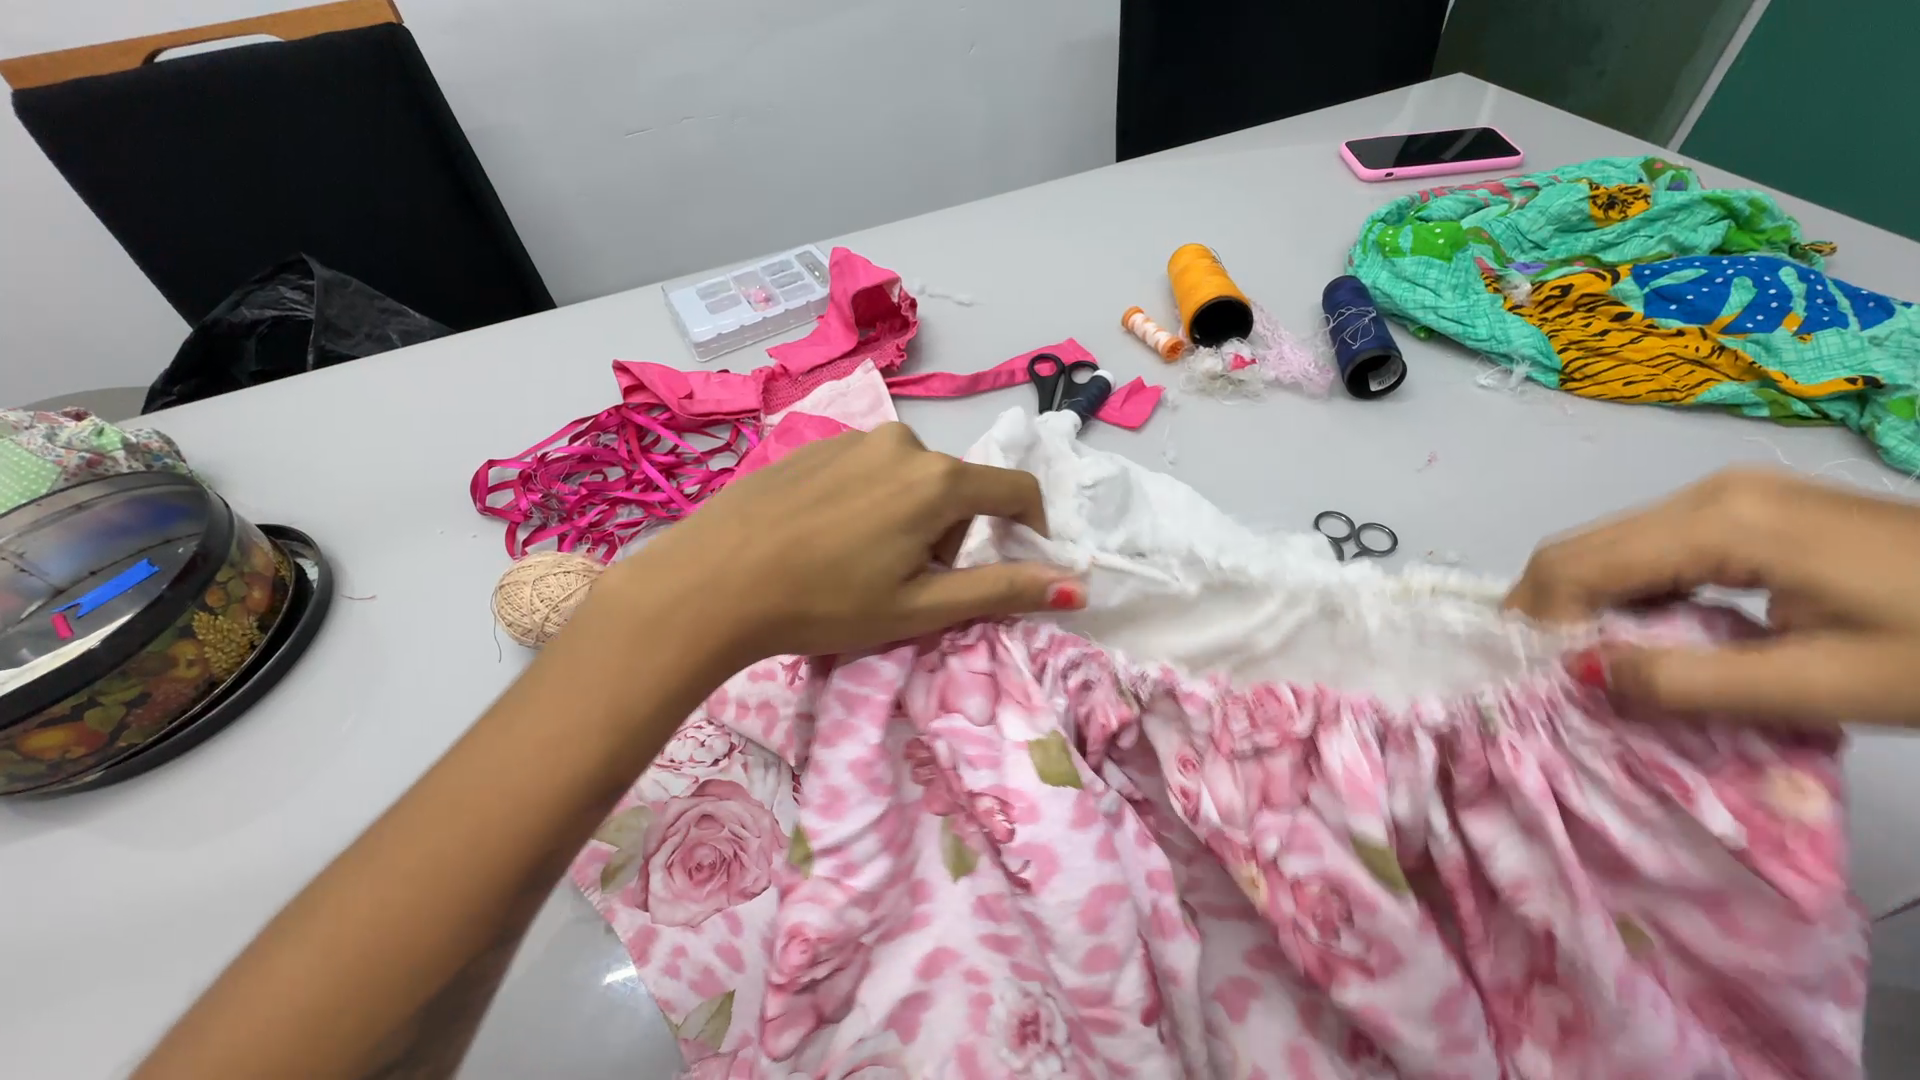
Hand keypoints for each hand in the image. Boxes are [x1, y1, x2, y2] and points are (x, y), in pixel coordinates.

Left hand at [598, 422, 1080, 665]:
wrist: (714, 580)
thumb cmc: (826, 602)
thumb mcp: (921, 607)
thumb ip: (1002, 590)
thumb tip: (1077, 586)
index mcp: (938, 481)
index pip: (1014, 490)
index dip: (1029, 527)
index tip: (1018, 560)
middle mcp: (903, 445)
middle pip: (958, 491)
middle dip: (950, 537)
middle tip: (907, 585)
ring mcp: (854, 440)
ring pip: (912, 482)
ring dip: (909, 521)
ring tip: (861, 565)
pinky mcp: (816, 446)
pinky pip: (869, 472)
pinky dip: (870, 504)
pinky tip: (826, 539)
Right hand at [1504, 468, 1919, 728]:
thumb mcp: (1825, 684)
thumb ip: (1687, 681)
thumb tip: (1577, 677)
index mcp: (1716, 522)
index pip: (1573, 565)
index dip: (1539, 625)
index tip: (1539, 686)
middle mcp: (1705, 494)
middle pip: (1577, 547)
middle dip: (1546, 613)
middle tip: (1542, 679)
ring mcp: (1728, 495)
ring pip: (1607, 546)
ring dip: (1582, 605)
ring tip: (1590, 665)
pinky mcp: (1749, 510)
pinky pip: (1650, 548)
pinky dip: (1625, 593)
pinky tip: (1645, 634)